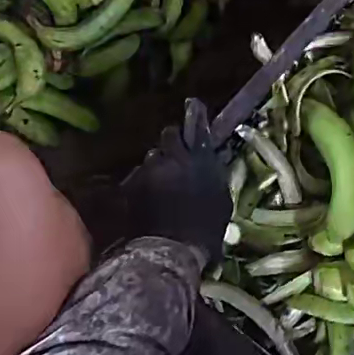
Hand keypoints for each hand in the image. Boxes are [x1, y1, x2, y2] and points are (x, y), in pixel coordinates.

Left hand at [119, 98, 231, 260]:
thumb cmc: (205, 230)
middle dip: (172, 143)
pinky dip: (144, 185)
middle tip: (176, 156)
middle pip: (169, 136)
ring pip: (152, 158)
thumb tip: (213, 163)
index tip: (193, 104)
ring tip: (162, 185)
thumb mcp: (221, 202)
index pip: (196, 126)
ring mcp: (150, 171)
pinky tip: (149, 201)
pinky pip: (139, 177)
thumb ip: (214, 177)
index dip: (195, 114)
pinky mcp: (132, 186)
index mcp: (200, 160)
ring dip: (157, 167)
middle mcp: (173, 158)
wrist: (170, 250)